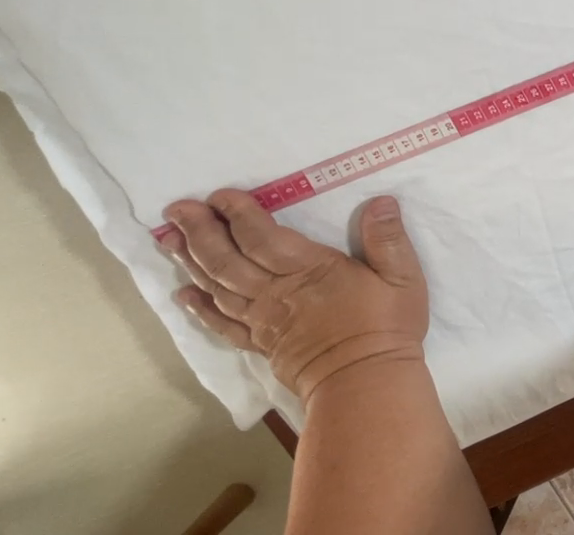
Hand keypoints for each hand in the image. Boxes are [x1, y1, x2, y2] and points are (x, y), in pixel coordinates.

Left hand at [159, 192, 427, 402]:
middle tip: (178, 209)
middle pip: (230, 260)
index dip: (241, 215)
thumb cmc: (387, 324)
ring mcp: (263, 320)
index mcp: (312, 271)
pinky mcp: (261, 343)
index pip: (265, 238)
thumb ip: (389, 239)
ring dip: (191, 261)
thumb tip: (381, 201)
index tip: (221, 195)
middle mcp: (278, 292)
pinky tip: (183, 294)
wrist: (363, 379)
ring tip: (169, 238)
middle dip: (202, 232)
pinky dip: (198, 308)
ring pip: (218, 286)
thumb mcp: (404, 276)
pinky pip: (221, 323)